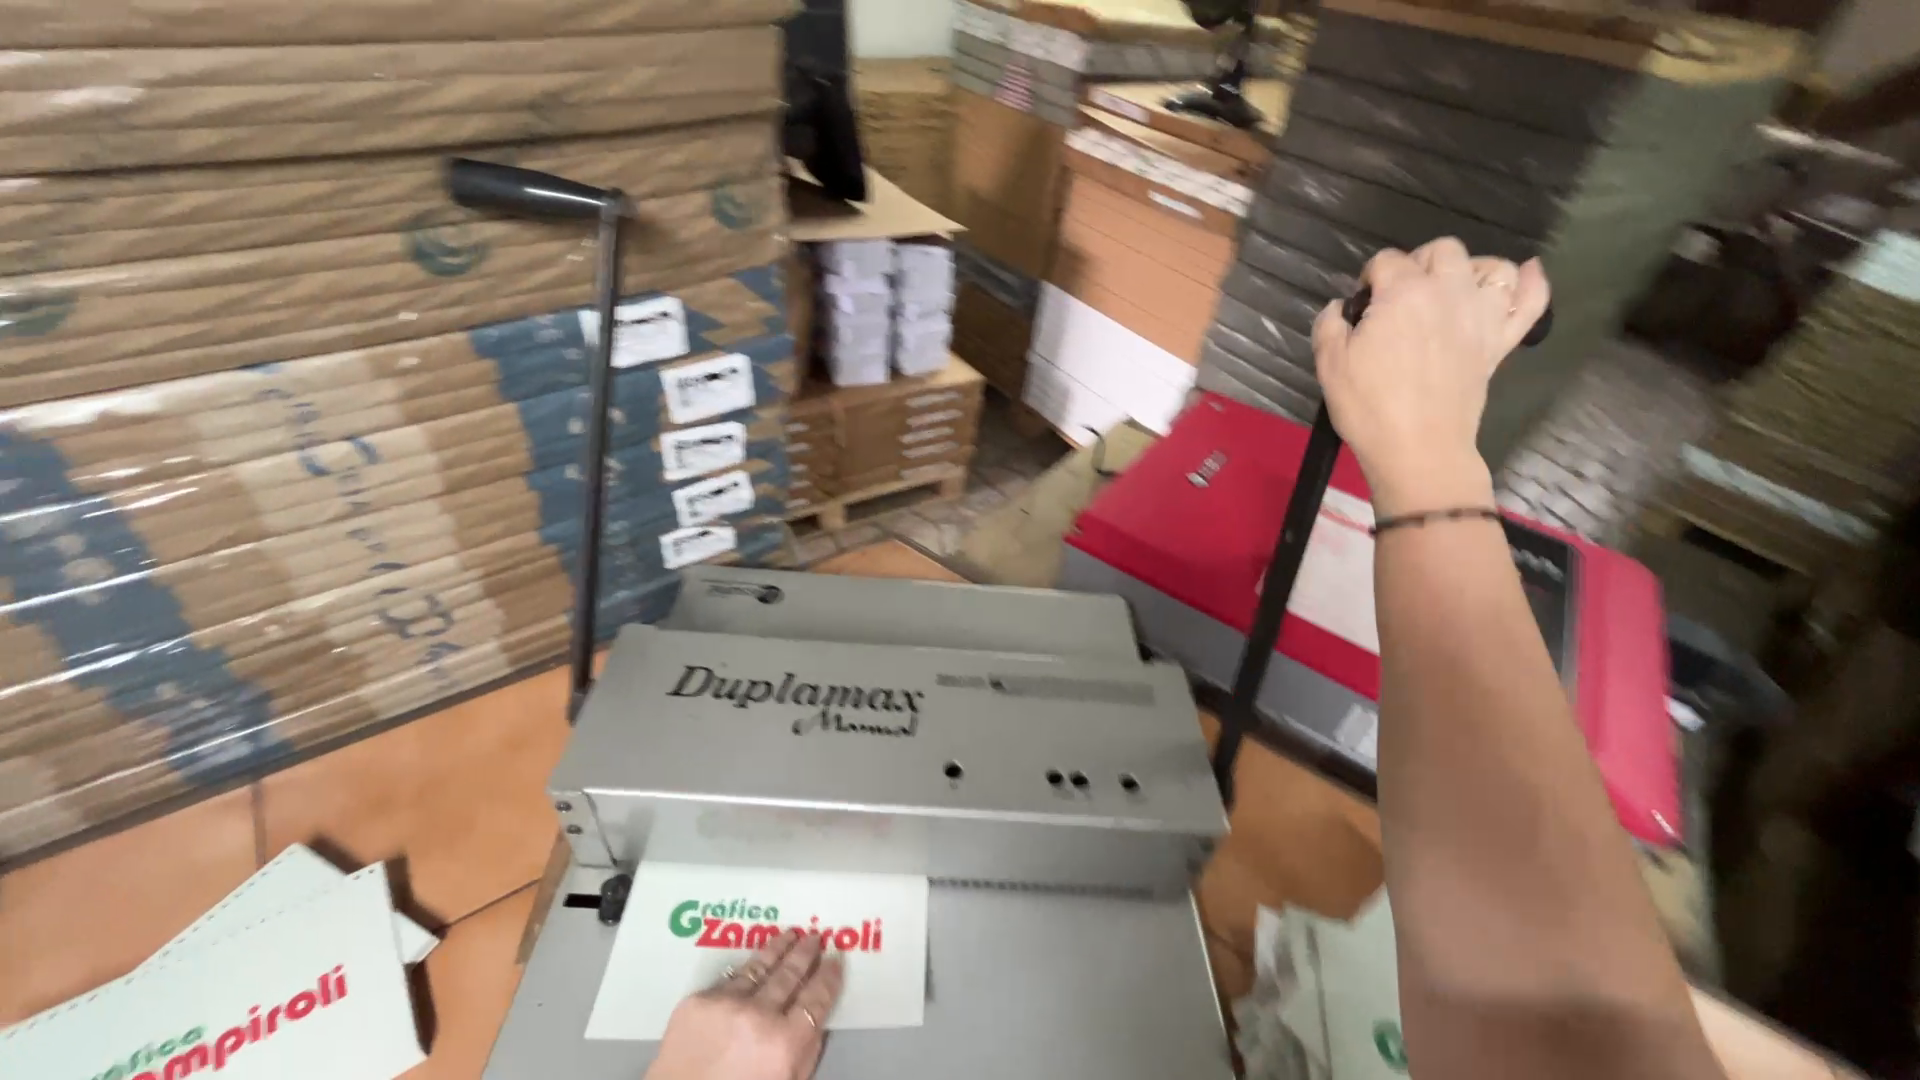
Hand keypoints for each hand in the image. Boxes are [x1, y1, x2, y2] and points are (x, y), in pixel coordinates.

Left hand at [644, 931, 845, 1079]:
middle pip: (789, 975)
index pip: (816, 999)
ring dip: (778, 949)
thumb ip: (805, 1053)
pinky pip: (729, 981)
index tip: (836, 960)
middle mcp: (758, 1015)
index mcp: (784, 1044)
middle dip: (805, 953)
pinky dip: (745, 972)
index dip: (829, 977)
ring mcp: (725, 1004)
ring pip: (759, 967)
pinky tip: (753, 965)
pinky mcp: (697, 1001)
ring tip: (790, 934)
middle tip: (815, 936)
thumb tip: (815, 1019)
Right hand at [1311, 238, 1549, 516]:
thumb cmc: (1368, 406)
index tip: (1359, 307)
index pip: (1385, 261)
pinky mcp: (1502, 341)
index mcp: (1403, 293)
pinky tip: (1524, 274)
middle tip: (1398, 298)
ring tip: (1447, 292)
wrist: (1417, 448)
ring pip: (1490, 266)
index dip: (1368, 279)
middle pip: (1441, 250)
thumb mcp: (1329, 364)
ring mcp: (1483, 315)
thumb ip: (1329, 324)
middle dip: (1416, 263)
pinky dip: (1532, 282)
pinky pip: (1531, 300)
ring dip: (1468, 269)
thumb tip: (1340, 308)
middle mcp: (1449, 291)